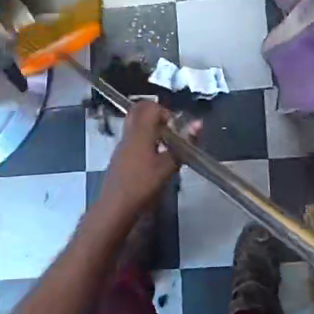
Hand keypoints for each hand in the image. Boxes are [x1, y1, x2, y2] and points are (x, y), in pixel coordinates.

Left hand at [97, 102, 192, 217]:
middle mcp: (129, 134)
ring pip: (134, 124)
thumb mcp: (168, 166)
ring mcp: (121, 145)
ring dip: (149, 128)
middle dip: (156, 115)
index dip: (166, 113)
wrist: (115, 206)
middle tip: (169, 131)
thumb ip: (184, 144)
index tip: (176, 129)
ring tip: (164, 146)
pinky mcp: (119, 157)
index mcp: (140, 132)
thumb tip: (198, 123)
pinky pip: (131, 138)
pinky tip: (152, 159)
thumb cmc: (143, 185)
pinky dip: (143, 140)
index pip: (151, 107)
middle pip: (139, 111)